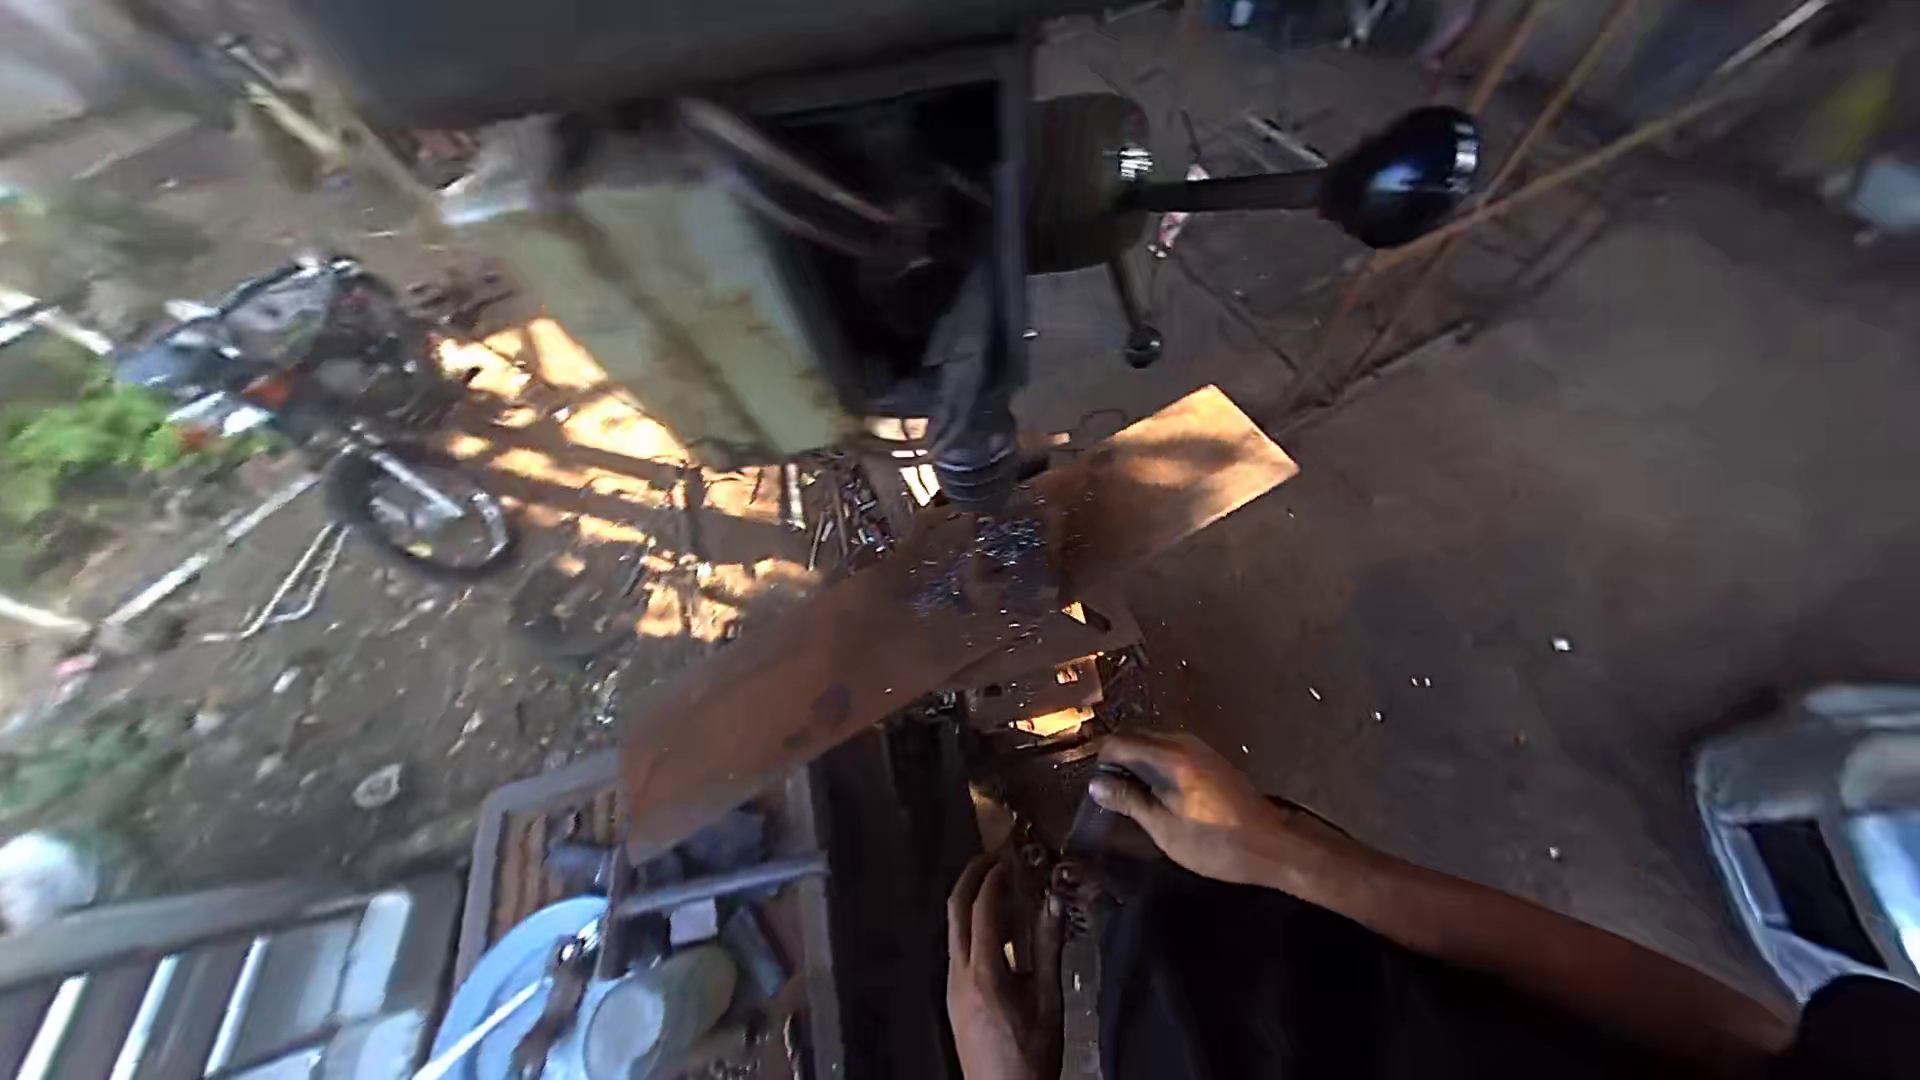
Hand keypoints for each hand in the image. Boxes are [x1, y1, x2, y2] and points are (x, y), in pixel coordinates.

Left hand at [946, 854, 1063, 1079]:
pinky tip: (996, 926)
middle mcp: (958, 974)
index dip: (994, 878)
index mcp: (984, 974)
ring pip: (952, 926)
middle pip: (955, 909)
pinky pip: (957, 945)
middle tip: (992, 856)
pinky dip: (971, 923)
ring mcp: (950, 985)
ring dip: (970, 898)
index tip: (1009, 858)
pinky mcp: (952, 996)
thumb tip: (1054, 903)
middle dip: (971, 876)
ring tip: (996, 883)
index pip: (982, 909)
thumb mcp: (1048, 1005)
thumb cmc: (1031, 1059)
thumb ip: (1050, 950)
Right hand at [1089, 732, 1341, 886]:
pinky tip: (1154, 790)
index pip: (1117, 742)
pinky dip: (1152, 763)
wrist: (1274, 845)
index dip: (1100, 761)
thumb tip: (1096, 783)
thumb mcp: (1164, 828)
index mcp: (1167, 755)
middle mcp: (1180, 741)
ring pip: (1150, 741)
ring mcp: (1195, 746)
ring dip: (1134, 761)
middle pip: (1133, 736)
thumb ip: (1128, 800)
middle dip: (1115, 758)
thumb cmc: (1216, 842)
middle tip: (1109, 792)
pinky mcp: (1206, 757)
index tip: (1096, 787)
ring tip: (1129, 794)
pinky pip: (1166, 748)